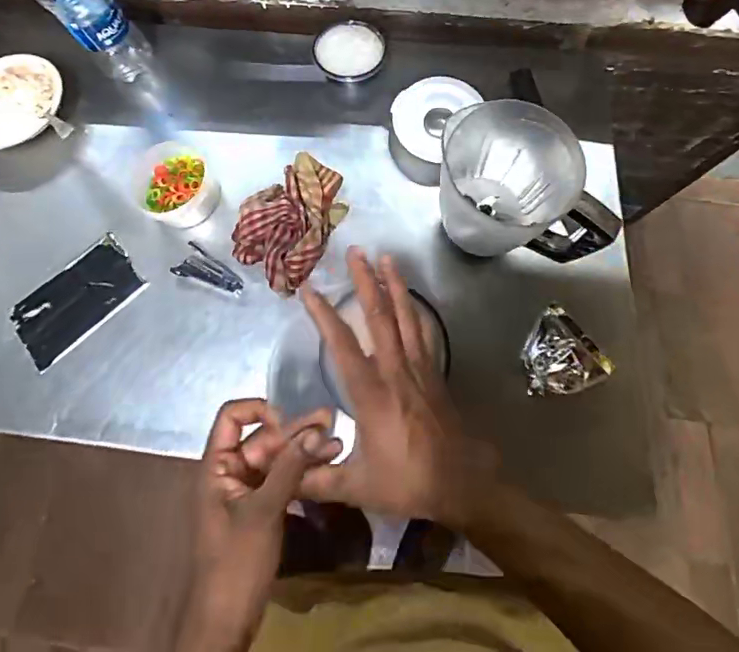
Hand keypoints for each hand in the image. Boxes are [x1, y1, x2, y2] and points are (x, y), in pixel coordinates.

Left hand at [177, 398, 340, 651]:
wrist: (226, 622)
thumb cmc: (236, 562)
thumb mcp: (263, 512)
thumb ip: (288, 469)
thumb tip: (315, 431)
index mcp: (216, 466)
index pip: (231, 417)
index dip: (257, 410)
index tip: (287, 421)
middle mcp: (230, 472)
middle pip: (261, 438)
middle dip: (294, 431)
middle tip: (330, 421)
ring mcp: (245, 492)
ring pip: (275, 459)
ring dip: (303, 450)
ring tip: (336, 442)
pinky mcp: (260, 510)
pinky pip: (280, 480)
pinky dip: (301, 472)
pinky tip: (326, 465)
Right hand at [300, 248, 499, 527]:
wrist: (461, 483)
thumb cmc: (408, 481)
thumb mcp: (357, 487)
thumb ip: (316, 480)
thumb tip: (277, 474)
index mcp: (371, 392)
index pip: (342, 344)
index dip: (324, 315)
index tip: (310, 290)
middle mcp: (394, 370)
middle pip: (378, 316)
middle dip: (365, 281)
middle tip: (355, 252)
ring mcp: (418, 368)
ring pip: (405, 317)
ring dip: (394, 285)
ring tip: (386, 259)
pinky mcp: (434, 374)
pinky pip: (423, 333)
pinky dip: (416, 312)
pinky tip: (412, 300)